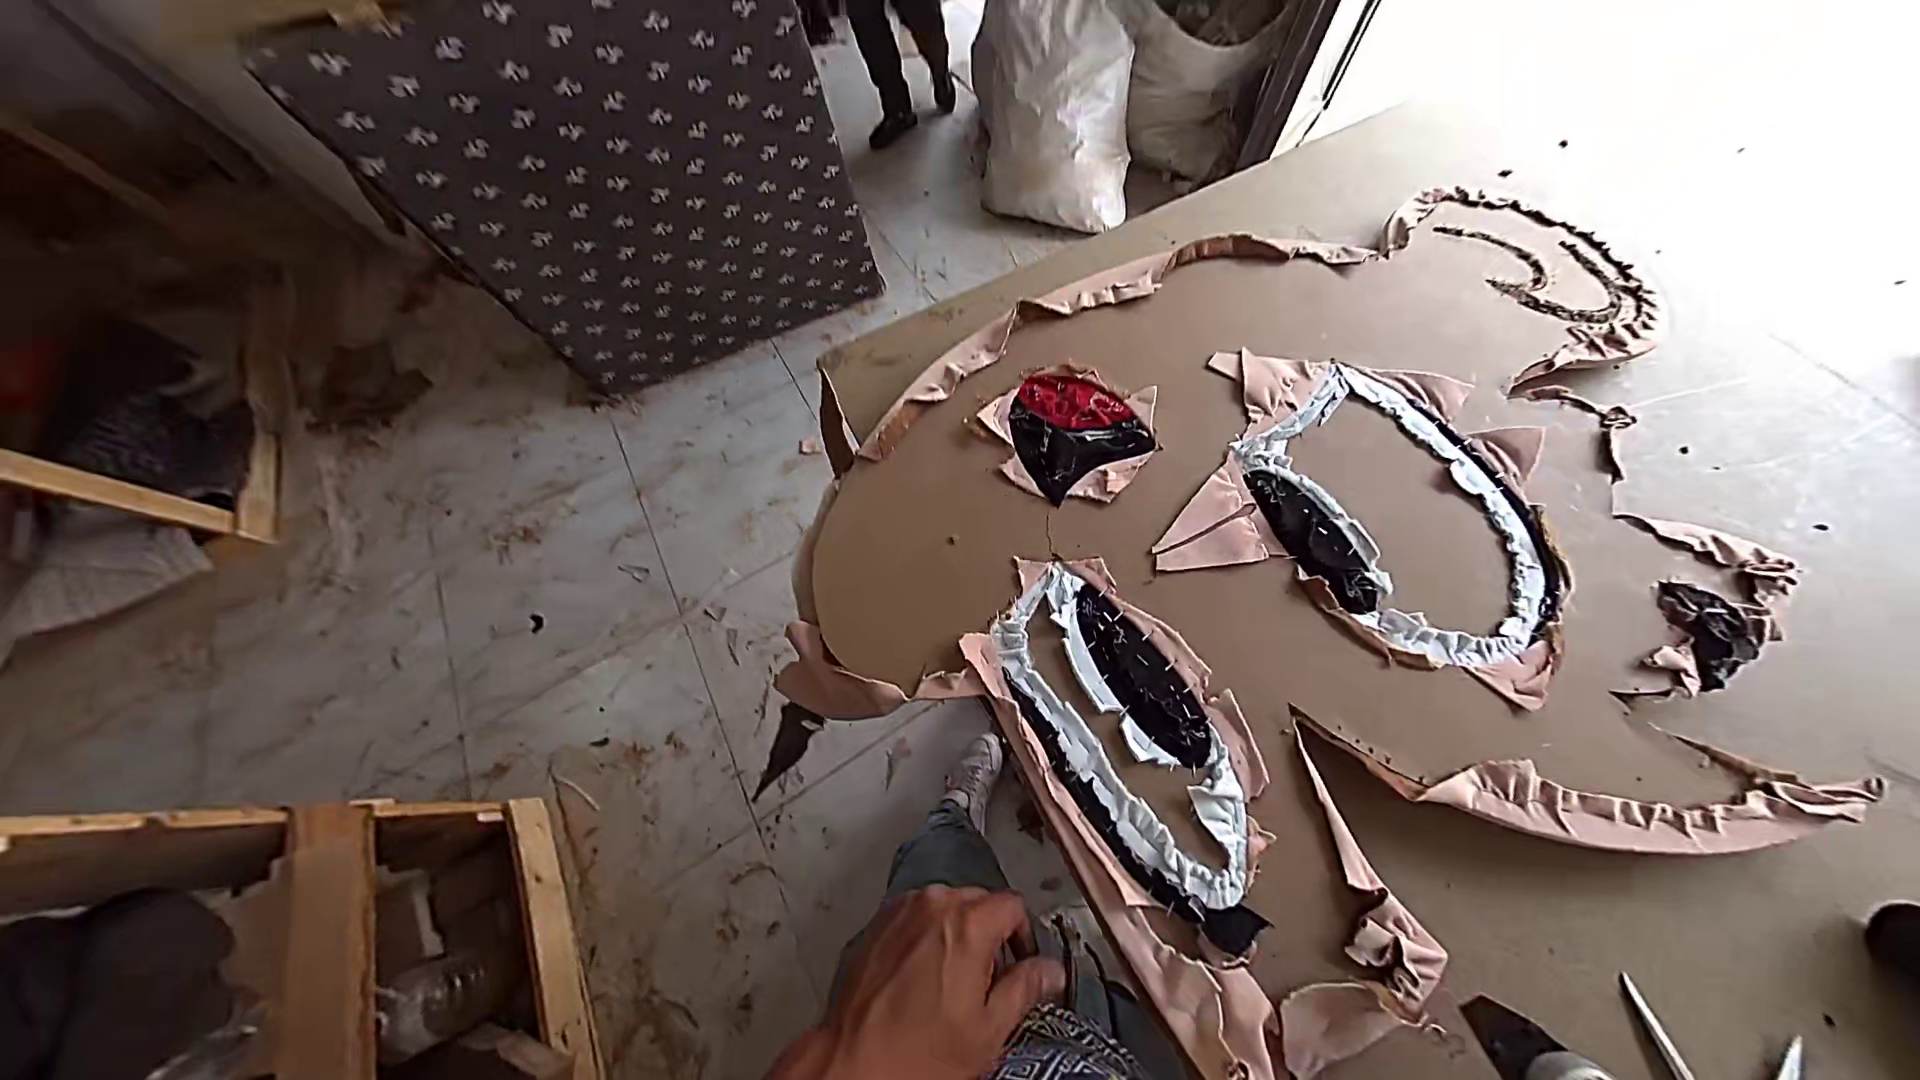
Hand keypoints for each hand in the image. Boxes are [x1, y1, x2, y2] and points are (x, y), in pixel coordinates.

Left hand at [767, 885, 1065, 1079]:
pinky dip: (926, 932)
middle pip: (980, 900)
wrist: (853, 1062)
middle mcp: (935, 903)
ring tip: (949, 980)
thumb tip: (1049, 970)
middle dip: (989, 933)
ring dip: (956, 930)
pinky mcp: (880, 919)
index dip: (1023, 935)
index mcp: (968, 923)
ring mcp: (903, 908)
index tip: (1020, 961)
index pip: (1013, 904)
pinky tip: (920, 974)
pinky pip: (916, 913)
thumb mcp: (987, 1030)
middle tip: (986, 979)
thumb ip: (1024, 988)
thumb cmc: (915, 1053)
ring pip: (946, 904)